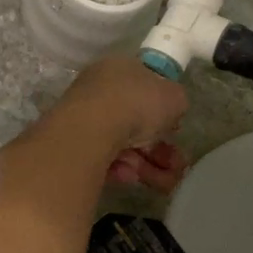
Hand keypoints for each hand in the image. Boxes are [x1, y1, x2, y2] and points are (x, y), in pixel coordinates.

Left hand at [39, 57, 189, 192]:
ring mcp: (84, 118)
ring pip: (122, 145)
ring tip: (165, 183)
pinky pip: (104, 158)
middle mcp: (99, 90)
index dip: (163, 111)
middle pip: (135, 122)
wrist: (90, 129)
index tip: (175, 129)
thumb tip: (171, 109)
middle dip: (160, 149)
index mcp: (119, 69)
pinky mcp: (75, 145)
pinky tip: (130, 176)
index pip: (144, 88)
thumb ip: (176, 101)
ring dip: (147, 166)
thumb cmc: (135, 103)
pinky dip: (121, 169)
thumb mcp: (174, 96)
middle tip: (177, 167)